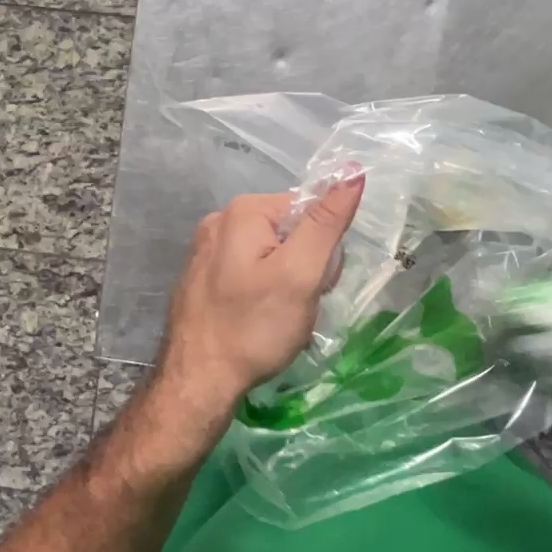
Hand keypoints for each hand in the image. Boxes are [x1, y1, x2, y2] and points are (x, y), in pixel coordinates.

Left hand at [155, 174, 365, 409]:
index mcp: (243, 211)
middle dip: (304, 270)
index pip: (309, 210)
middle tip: (295, 306)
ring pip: (271, 258)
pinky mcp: (201, 279)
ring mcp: (205, 251)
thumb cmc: (253, 327)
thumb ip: (327, 222)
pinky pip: (248, 276)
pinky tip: (256, 323)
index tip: (315, 283)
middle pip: (289, 233)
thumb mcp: (301, 273)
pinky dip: (261, 297)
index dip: (323, 249)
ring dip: (287, 288)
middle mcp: (219, 221)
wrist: (197, 380)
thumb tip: (353, 170)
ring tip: (278, 319)